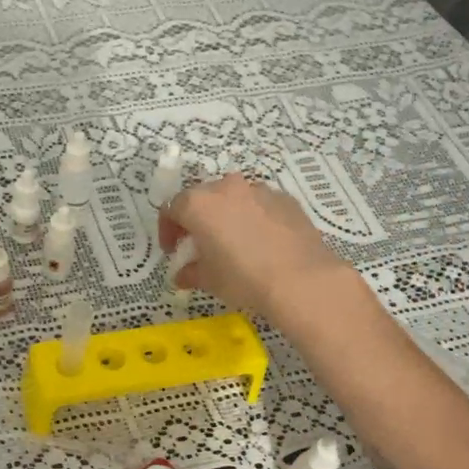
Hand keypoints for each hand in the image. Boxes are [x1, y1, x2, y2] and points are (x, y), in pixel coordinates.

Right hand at [160, 173, 353, 327]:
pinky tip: (261, 243)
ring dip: (226, 216)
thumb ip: (190, 272)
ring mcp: (259, 190)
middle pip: (202, 198)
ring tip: (233, 243)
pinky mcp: (285, 199)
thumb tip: (183, 274)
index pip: (171, 209)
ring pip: (233, 198)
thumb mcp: (209, 280)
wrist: (300, 279)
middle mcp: (227, 188)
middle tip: (200, 245)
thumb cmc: (243, 277)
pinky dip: (253, 218)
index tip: (173, 251)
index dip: (168, 231)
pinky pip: (259, 205)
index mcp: (199, 204)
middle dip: (196, 220)